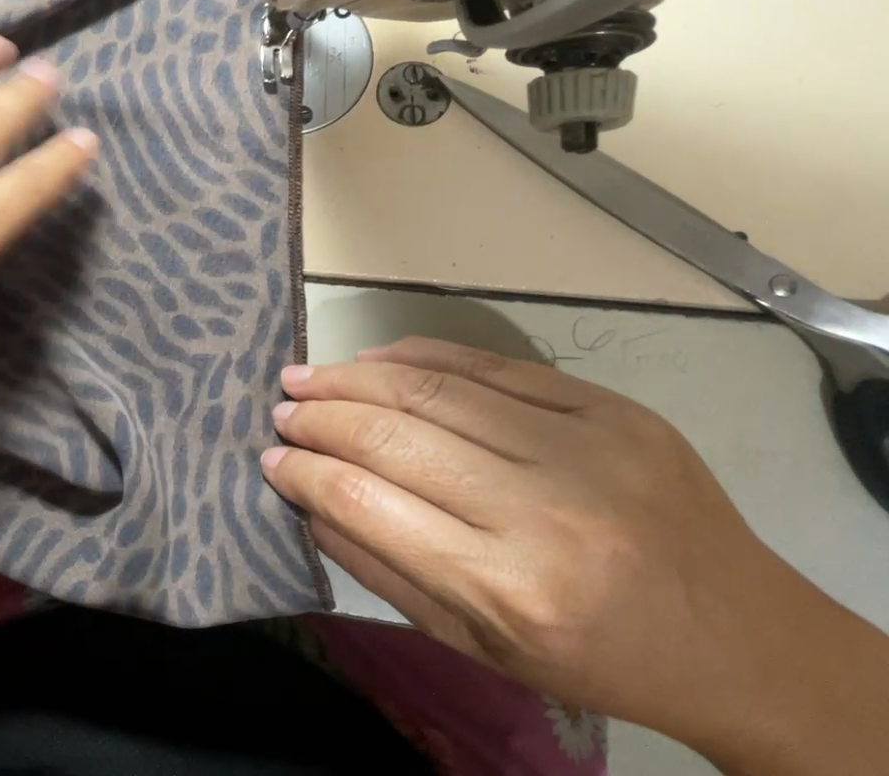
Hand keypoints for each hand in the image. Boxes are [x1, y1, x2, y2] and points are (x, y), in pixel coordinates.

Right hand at [260, 337, 884, 767]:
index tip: (269, 457)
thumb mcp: (473, 642)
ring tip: (305, 376)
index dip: (301, 470)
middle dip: (318, 417)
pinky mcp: (612, 410)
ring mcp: (585, 448)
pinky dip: (417, 355)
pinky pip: (489, 365)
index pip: (364, 500)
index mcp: (506, 585)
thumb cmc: (594, 657)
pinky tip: (372, 358)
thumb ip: (376, 566)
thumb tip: (304, 495)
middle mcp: (544, 511)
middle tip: (280, 410)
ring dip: (352, 376)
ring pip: (432, 388)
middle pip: (391, 435)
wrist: (743, 640)